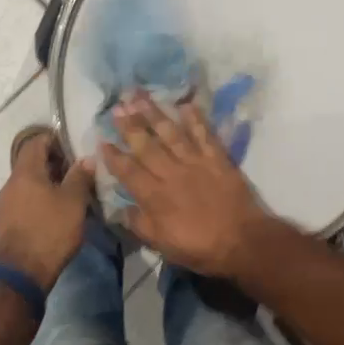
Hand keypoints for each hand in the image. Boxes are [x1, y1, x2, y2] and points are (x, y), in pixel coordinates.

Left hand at [0, 132, 95, 289]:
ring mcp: (5, 204)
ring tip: (70, 194)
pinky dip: (39, 199)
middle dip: (54, 164)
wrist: (21, 273)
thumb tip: (87, 158)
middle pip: (31, 163)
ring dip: (47, 183)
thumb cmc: (50, 230)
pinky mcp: (6, 222)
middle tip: (78, 172)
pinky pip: (24, 201)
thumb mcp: (74, 201)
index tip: (74, 148)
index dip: (55, 140)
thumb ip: (80, 176)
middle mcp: (10, 184)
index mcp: (25, 172)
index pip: (36, 142)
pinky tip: (56, 213)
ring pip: (28, 184)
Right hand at [99, 93, 274, 277]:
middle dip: (131, 125)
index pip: (128, 171)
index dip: (114, 156)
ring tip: (141, 96)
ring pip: (171, 133)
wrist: (242, 241)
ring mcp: (196, 163)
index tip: (102, 140)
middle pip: (147, 145)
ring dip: (155, 114)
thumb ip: (140, 224)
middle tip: (118, 106)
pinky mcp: (217, 159)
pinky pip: (204, 134)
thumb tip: (121, 208)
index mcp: (155, 196)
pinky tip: (185, 104)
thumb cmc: (200, 248)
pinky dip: (195, 118)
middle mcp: (172, 173)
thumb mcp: (162, 245)